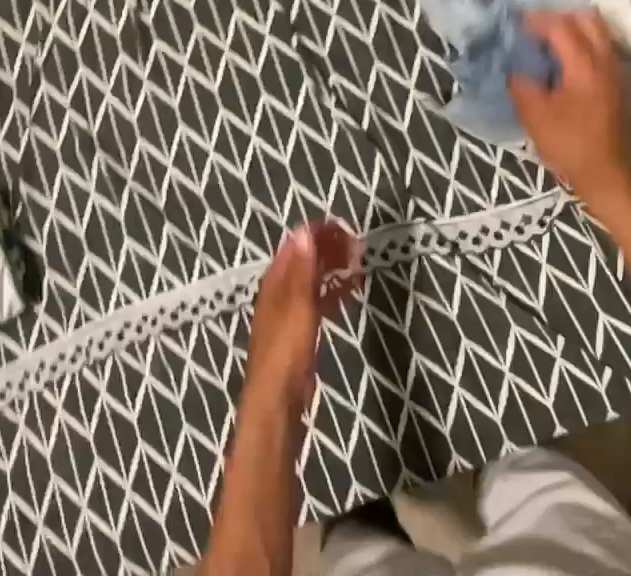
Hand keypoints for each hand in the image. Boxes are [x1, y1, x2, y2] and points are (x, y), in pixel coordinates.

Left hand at [243, 222, 361, 419]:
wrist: (277, 403)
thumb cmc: (286, 355)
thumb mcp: (297, 309)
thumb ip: (301, 272)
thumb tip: (305, 232)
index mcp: (274, 285)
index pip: (294, 247)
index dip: (316, 235)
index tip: (343, 228)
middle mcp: (279, 295)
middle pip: (302, 263)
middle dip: (326, 250)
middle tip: (355, 245)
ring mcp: (288, 315)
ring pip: (310, 282)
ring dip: (330, 270)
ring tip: (355, 263)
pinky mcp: (299, 335)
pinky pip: (316, 303)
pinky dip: (331, 293)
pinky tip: (347, 294)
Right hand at [508, 11, 630, 203]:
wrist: (608, 176)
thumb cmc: (569, 145)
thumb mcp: (534, 115)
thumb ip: (521, 82)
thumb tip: (515, 63)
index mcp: (585, 66)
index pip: (561, 26)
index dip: (536, 21)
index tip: (515, 26)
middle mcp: (607, 61)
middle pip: (587, 19)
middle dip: (558, 18)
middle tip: (534, 32)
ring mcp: (618, 72)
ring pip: (599, 32)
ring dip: (573, 29)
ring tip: (547, 45)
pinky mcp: (620, 84)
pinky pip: (603, 48)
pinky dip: (584, 44)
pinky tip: (565, 64)